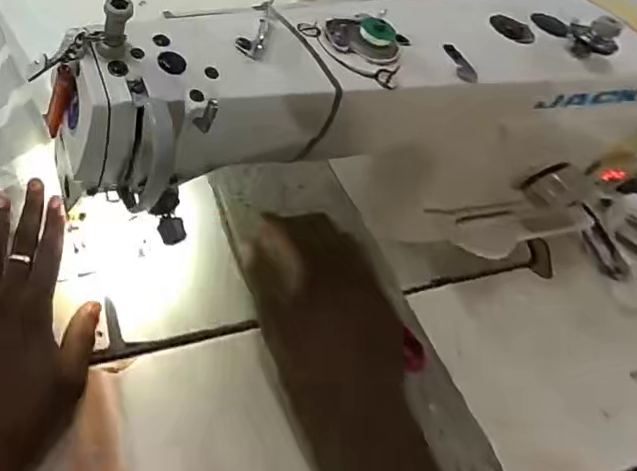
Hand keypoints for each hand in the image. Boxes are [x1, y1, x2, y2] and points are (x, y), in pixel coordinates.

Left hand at [0, 180, 98, 470]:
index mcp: (35, 309)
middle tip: (32, 184)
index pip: (48, 258)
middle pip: (20, 247)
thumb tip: (95, 299)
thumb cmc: (28, 413)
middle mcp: (5, 297)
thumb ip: (80, 337)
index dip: (55, 227)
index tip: (57, 200)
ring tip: (0, 197)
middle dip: (29, 213)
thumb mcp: (68, 381)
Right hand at [246, 214, 436, 470]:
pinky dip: (344, 254)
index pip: (294, 232)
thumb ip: (262, 279)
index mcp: (320, 277)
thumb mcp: (274, 324)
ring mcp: (372, 289)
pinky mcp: (385, 305)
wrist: (360, 416)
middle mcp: (350, 275)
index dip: (274, 223)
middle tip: (277, 228)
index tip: (258, 221)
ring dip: (323, 236)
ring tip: (302, 242)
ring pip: (347, 243)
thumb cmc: (307, 370)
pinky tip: (331, 265)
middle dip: (298, 223)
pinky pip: (364, 263)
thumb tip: (251, 246)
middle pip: (324, 230)